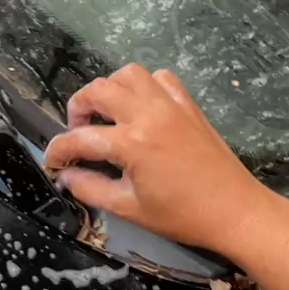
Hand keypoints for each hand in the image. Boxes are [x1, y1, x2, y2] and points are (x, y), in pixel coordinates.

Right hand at [43, 65, 288, 258]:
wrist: (236, 211)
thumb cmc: (182, 215)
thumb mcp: (129, 208)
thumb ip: (90, 188)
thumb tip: (66, 176)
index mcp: (131, 143)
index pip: (80, 138)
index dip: (58, 150)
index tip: (52, 161)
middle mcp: (148, 114)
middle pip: (98, 90)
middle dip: (78, 108)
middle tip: (78, 131)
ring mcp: (170, 105)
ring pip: (128, 74)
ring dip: (109, 88)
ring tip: (107, 112)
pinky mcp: (188, 105)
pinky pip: (160, 78)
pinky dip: (143, 85)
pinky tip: (140, 107)